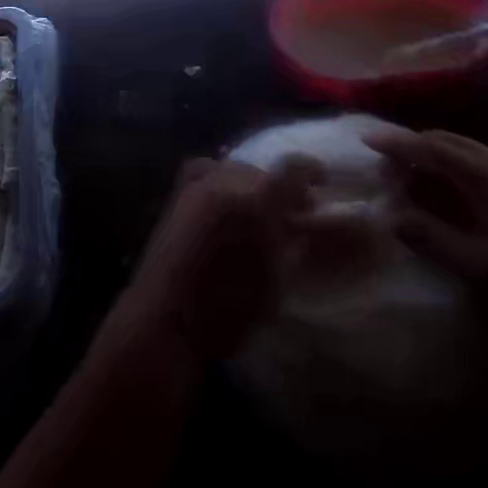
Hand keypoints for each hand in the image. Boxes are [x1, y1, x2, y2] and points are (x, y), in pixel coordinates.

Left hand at [118, 158, 318, 359]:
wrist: (166, 320)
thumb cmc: (230, 311)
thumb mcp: (277, 280)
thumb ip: (296, 246)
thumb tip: (307, 227)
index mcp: (256, 202)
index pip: (291, 168)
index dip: (310, 170)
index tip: (321, 183)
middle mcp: (223, 184)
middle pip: (259, 169)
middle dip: (279, 185)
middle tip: (291, 210)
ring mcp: (194, 189)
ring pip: (230, 167)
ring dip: (248, 182)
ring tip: (257, 208)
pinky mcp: (173, 200)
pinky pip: (202, 173)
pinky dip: (218, 180)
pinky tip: (225, 205)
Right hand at [364, 129, 487, 298]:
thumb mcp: (479, 265)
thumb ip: (431, 238)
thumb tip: (392, 215)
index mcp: (486, 176)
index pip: (430, 147)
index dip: (395, 142)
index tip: (365, 140)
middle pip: (445, 139)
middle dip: (410, 145)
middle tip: (381, 163)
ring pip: (462, 147)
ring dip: (430, 154)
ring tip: (405, 175)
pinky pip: (476, 158)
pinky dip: (448, 163)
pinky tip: (442, 187)